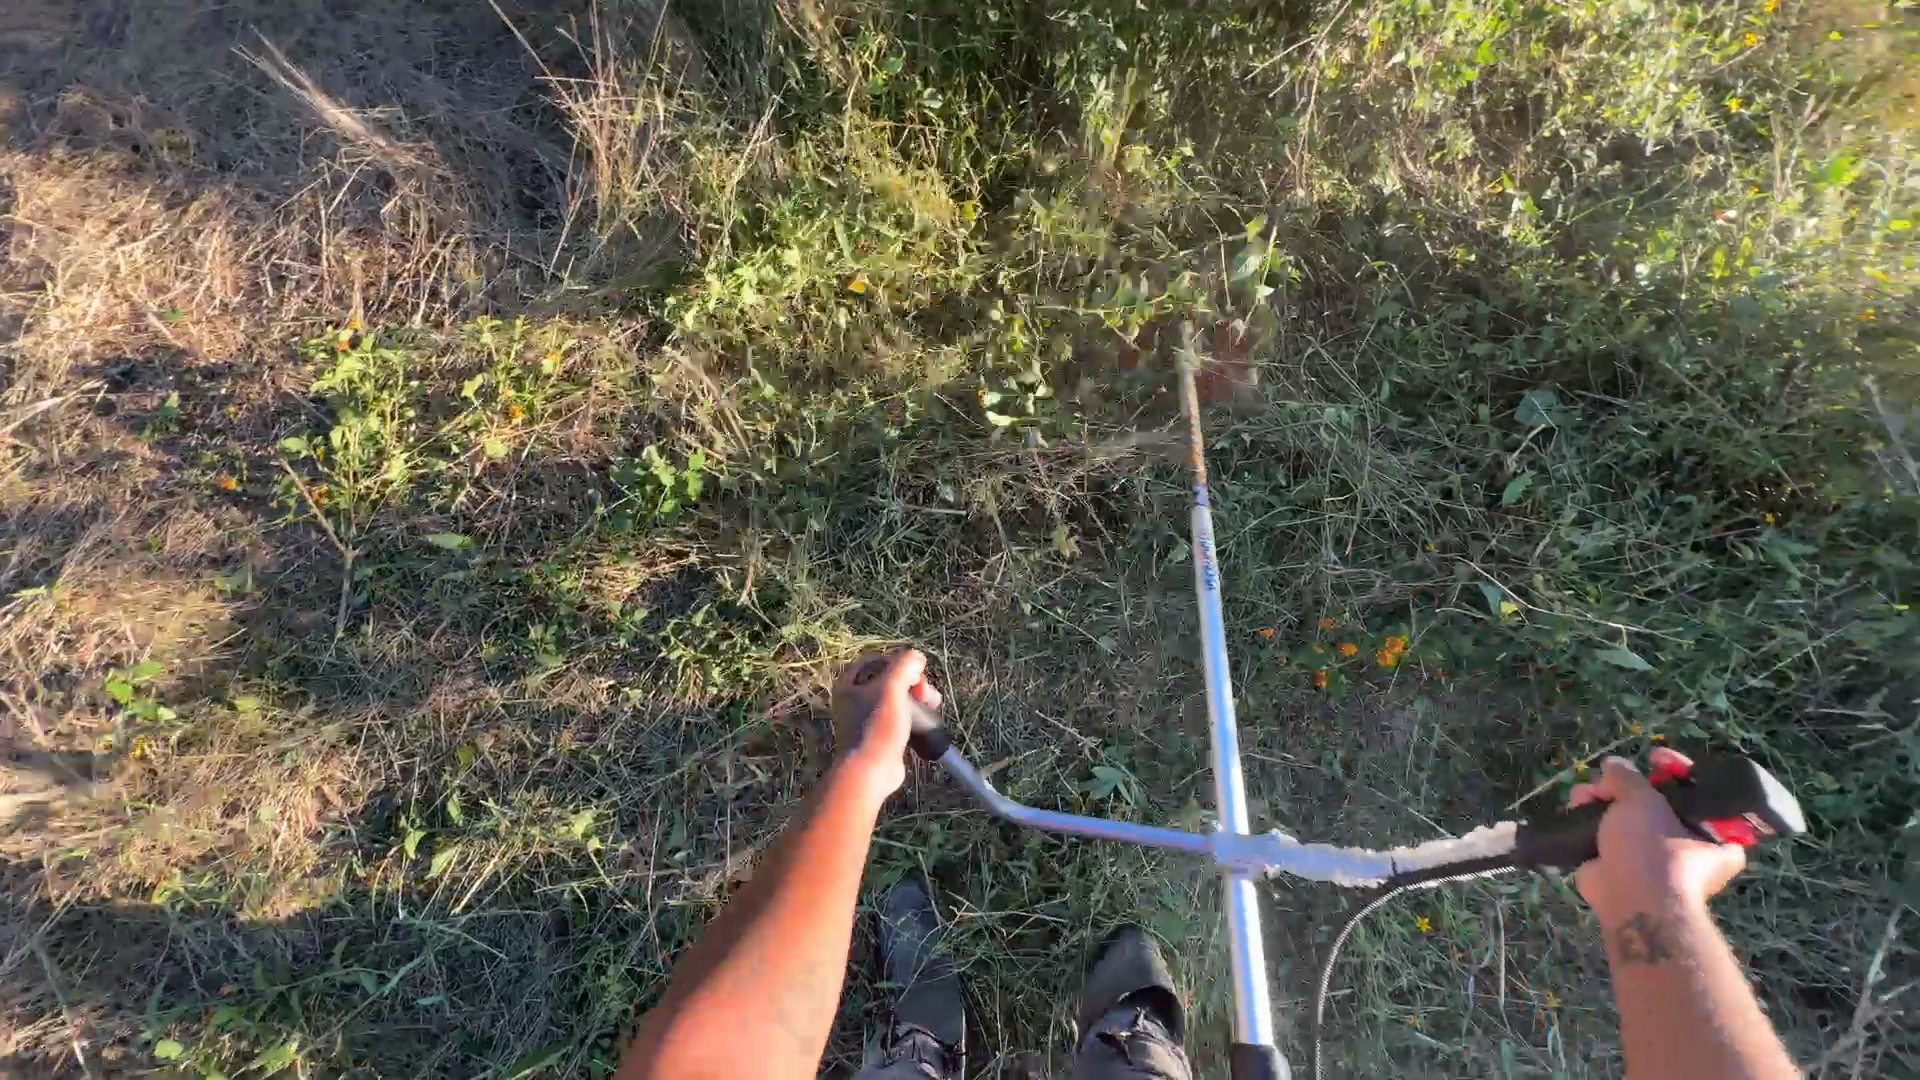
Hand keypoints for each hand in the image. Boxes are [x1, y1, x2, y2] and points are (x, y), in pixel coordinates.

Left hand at [830, 650, 941, 799]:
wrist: (870, 771)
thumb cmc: (877, 726)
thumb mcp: (891, 688)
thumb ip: (904, 665)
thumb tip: (917, 655)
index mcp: (850, 683)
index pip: (877, 660)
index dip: (899, 663)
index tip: (915, 675)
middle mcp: (856, 698)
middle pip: (891, 679)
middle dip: (914, 682)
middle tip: (926, 694)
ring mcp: (869, 717)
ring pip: (899, 698)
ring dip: (918, 698)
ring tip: (933, 705)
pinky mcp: (881, 734)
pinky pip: (901, 716)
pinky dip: (915, 715)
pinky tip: (927, 721)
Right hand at [1568, 748, 1746, 926]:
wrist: (1629, 896)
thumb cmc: (1654, 850)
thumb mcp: (1645, 804)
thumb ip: (1630, 778)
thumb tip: (1614, 764)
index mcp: (1715, 836)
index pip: (1701, 793)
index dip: (1677, 771)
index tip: (1654, 757)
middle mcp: (1686, 844)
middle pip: (1651, 800)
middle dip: (1621, 786)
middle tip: (1605, 782)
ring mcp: (1649, 853)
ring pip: (1622, 812)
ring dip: (1598, 797)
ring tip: (1583, 796)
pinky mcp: (1619, 860)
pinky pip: (1604, 829)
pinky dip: (1588, 817)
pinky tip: (1576, 809)